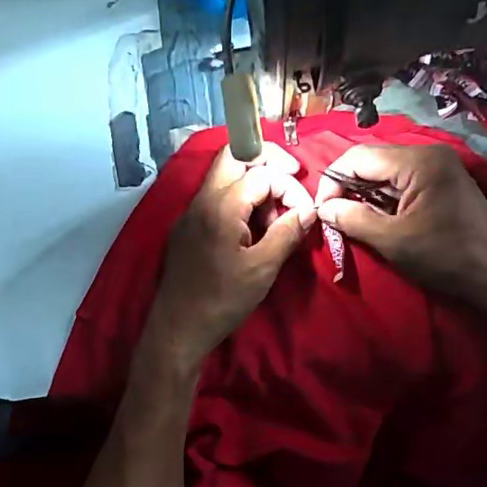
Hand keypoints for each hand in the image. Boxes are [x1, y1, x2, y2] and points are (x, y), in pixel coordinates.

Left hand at [144, 143, 314, 368]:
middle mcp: (201, 200)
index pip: (261, 172)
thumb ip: (287, 233)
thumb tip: (309, 210)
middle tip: (291, 182)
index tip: (303, 212)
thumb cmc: (222, 300)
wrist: (177, 328)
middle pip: (234, 158)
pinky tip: (252, 230)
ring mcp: (190, 213)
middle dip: (267, 164)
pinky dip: (238, 202)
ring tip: (273, 216)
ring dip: (253, 185)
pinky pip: (215, 199)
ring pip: (224, 178)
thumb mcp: (263, 268)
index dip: (288, 186)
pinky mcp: (187, 228)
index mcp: (220, 206)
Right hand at [314, 144, 486, 304]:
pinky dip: (384, 198)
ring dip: (365, 194)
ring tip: (355, 221)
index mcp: (418, 161)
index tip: (323, 211)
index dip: (333, 181)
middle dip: (348, 187)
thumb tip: (324, 208)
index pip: (357, 157)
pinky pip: (402, 181)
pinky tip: (380, 219)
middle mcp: (428, 153)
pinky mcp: (442, 182)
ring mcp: (438, 166)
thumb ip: (353, 219)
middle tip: (336, 217)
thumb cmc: (446, 256)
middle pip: (371, 160)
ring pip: (384, 172)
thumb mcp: (392, 240)